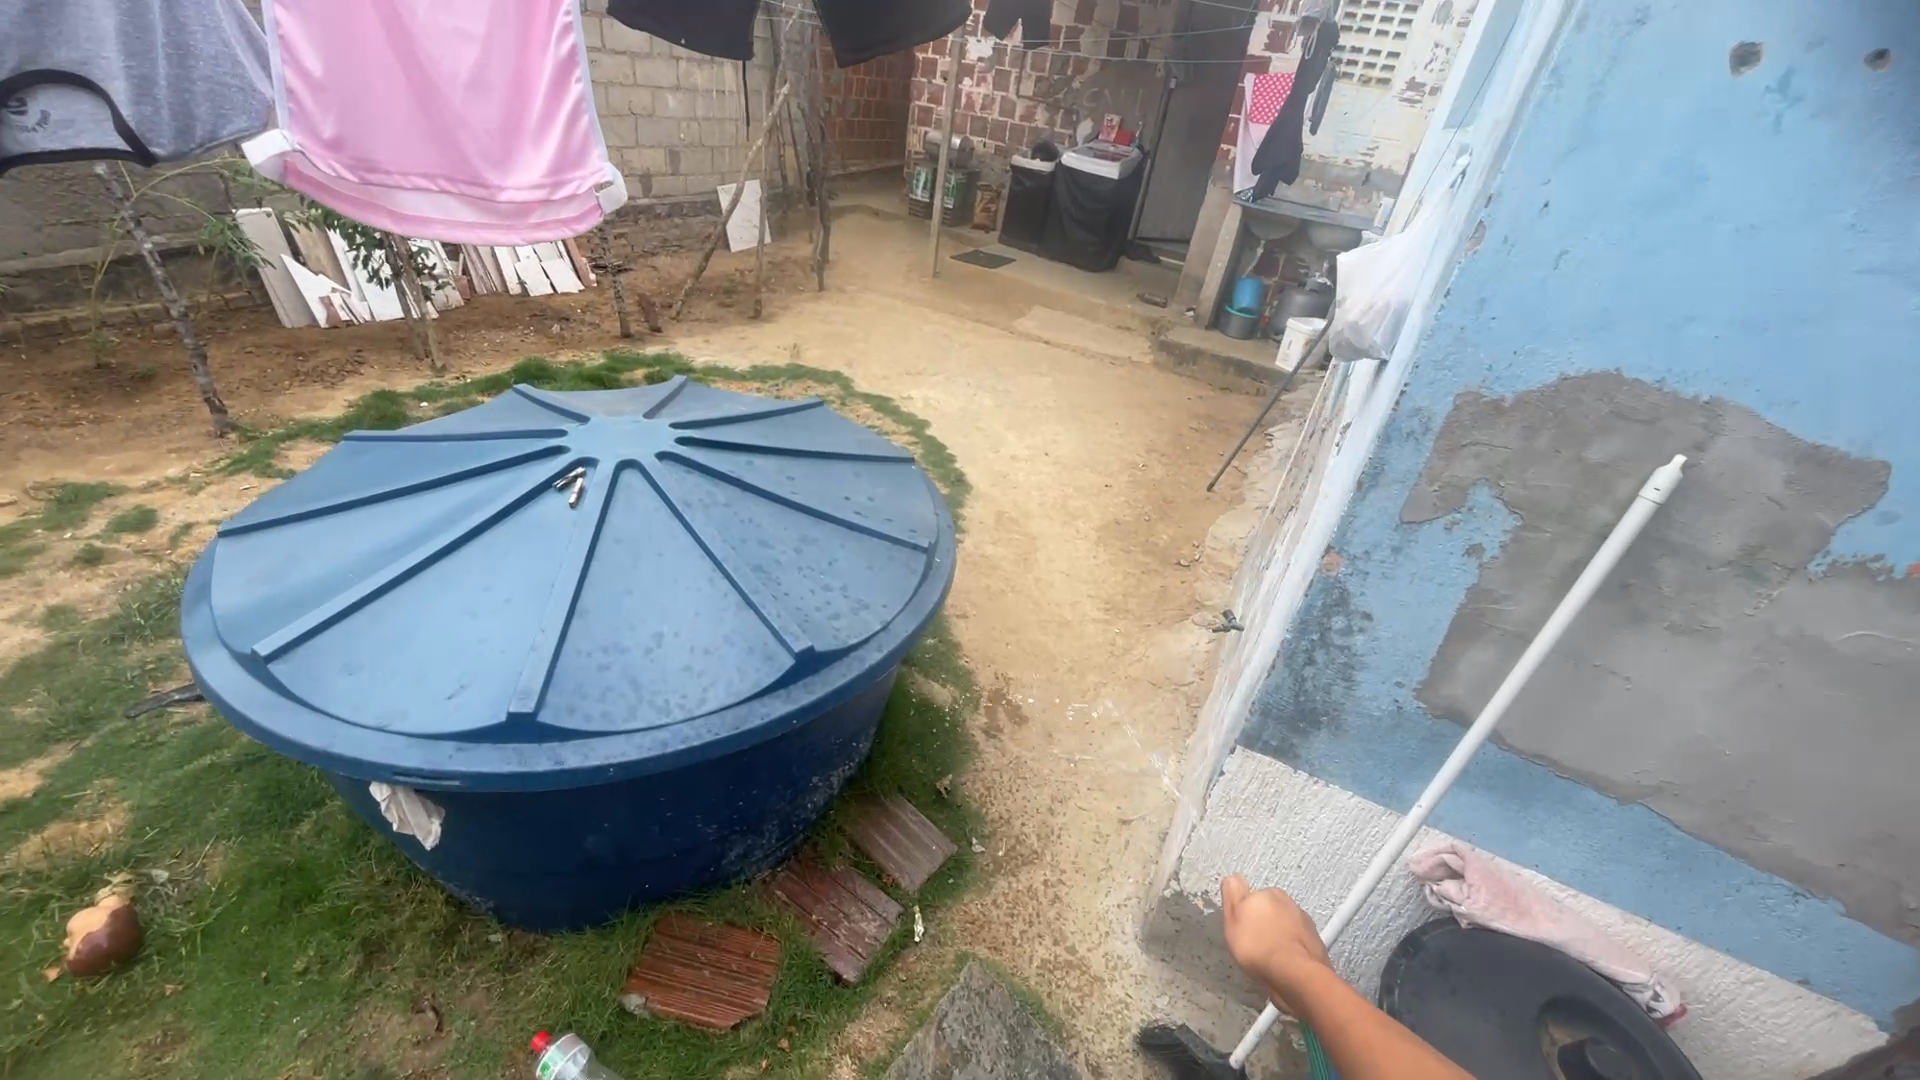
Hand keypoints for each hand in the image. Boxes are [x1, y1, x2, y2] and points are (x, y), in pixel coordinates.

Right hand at [1220, 875, 1332, 1005]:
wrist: (1297, 976)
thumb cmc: (1259, 947)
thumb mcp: (1232, 919)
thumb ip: (1231, 895)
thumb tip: (1233, 879)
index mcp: (1267, 893)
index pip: (1250, 895)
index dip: (1244, 911)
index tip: (1242, 928)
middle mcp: (1288, 902)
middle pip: (1269, 909)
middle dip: (1264, 921)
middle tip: (1254, 943)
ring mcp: (1305, 922)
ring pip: (1285, 924)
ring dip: (1279, 934)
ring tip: (1271, 956)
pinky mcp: (1317, 941)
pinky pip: (1298, 940)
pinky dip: (1293, 947)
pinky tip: (1285, 962)